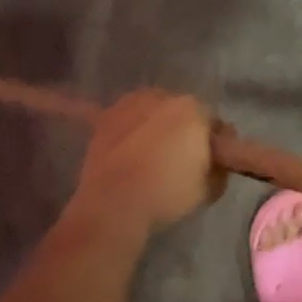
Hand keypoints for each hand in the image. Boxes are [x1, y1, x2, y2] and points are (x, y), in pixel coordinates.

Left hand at [73, 90, 225, 229]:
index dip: (214, 143)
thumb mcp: (209, 189)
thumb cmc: (167, 194)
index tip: (212, 162)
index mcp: (193, 110)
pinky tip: (82, 111)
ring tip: (149, 153)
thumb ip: (219, 169)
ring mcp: (130, 104)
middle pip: (181, 112)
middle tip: (180, 160)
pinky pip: (107, 114)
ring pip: (150, 111)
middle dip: (183, 130)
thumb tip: (216, 163)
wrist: (114, 204)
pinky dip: (103, 116)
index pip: (213, 122)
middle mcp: (162, 97)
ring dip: (153, 124)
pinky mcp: (105, 119)